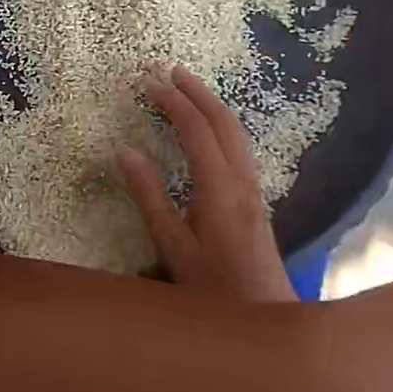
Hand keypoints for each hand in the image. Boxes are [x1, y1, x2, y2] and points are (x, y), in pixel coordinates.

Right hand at [120, 64, 295, 302]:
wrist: (267, 323)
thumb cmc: (213, 291)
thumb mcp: (173, 248)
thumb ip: (150, 198)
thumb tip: (125, 152)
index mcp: (220, 189)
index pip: (196, 130)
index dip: (173, 101)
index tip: (147, 82)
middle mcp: (242, 181)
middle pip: (224, 121)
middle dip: (197, 91)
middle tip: (169, 69)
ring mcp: (254, 190)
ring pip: (236, 132)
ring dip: (211, 104)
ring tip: (186, 88)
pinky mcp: (255, 200)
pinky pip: (239, 147)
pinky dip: (220, 125)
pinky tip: (209, 130)